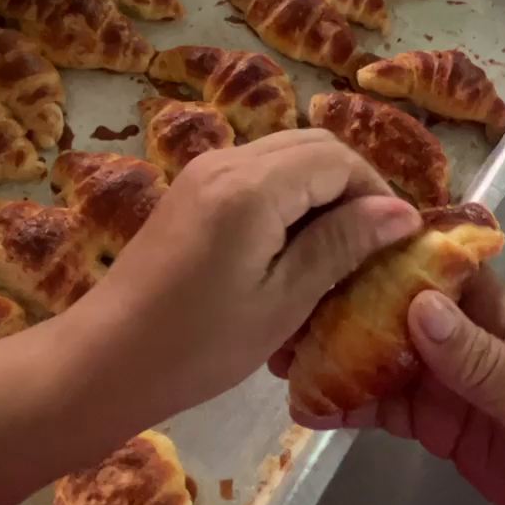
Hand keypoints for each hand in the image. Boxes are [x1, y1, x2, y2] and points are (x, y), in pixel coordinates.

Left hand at [69, 129, 421, 424]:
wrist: (102, 361)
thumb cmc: (198, 345)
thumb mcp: (283, 300)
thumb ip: (342, 244)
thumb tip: (402, 212)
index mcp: (252, 186)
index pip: (337, 158)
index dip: (376, 191)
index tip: (397, 239)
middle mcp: (228, 159)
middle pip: (314, 143)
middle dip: (353, 183)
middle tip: (372, 239)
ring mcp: (206, 169)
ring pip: (288, 152)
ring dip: (323, 187)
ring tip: (338, 244)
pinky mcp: (194, 186)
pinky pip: (260, 169)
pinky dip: (291, 192)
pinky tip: (293, 242)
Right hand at [297, 268, 504, 504]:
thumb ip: (483, 362)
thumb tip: (419, 304)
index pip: (443, 271)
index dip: (392, 258)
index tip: (335, 250)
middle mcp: (473, 339)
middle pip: (403, 313)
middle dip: (351, 311)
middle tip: (290, 314)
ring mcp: (456, 383)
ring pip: (391, 359)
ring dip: (344, 358)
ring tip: (287, 359)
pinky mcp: (446, 424)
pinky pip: (394, 407)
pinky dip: (358, 405)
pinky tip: (317, 407)